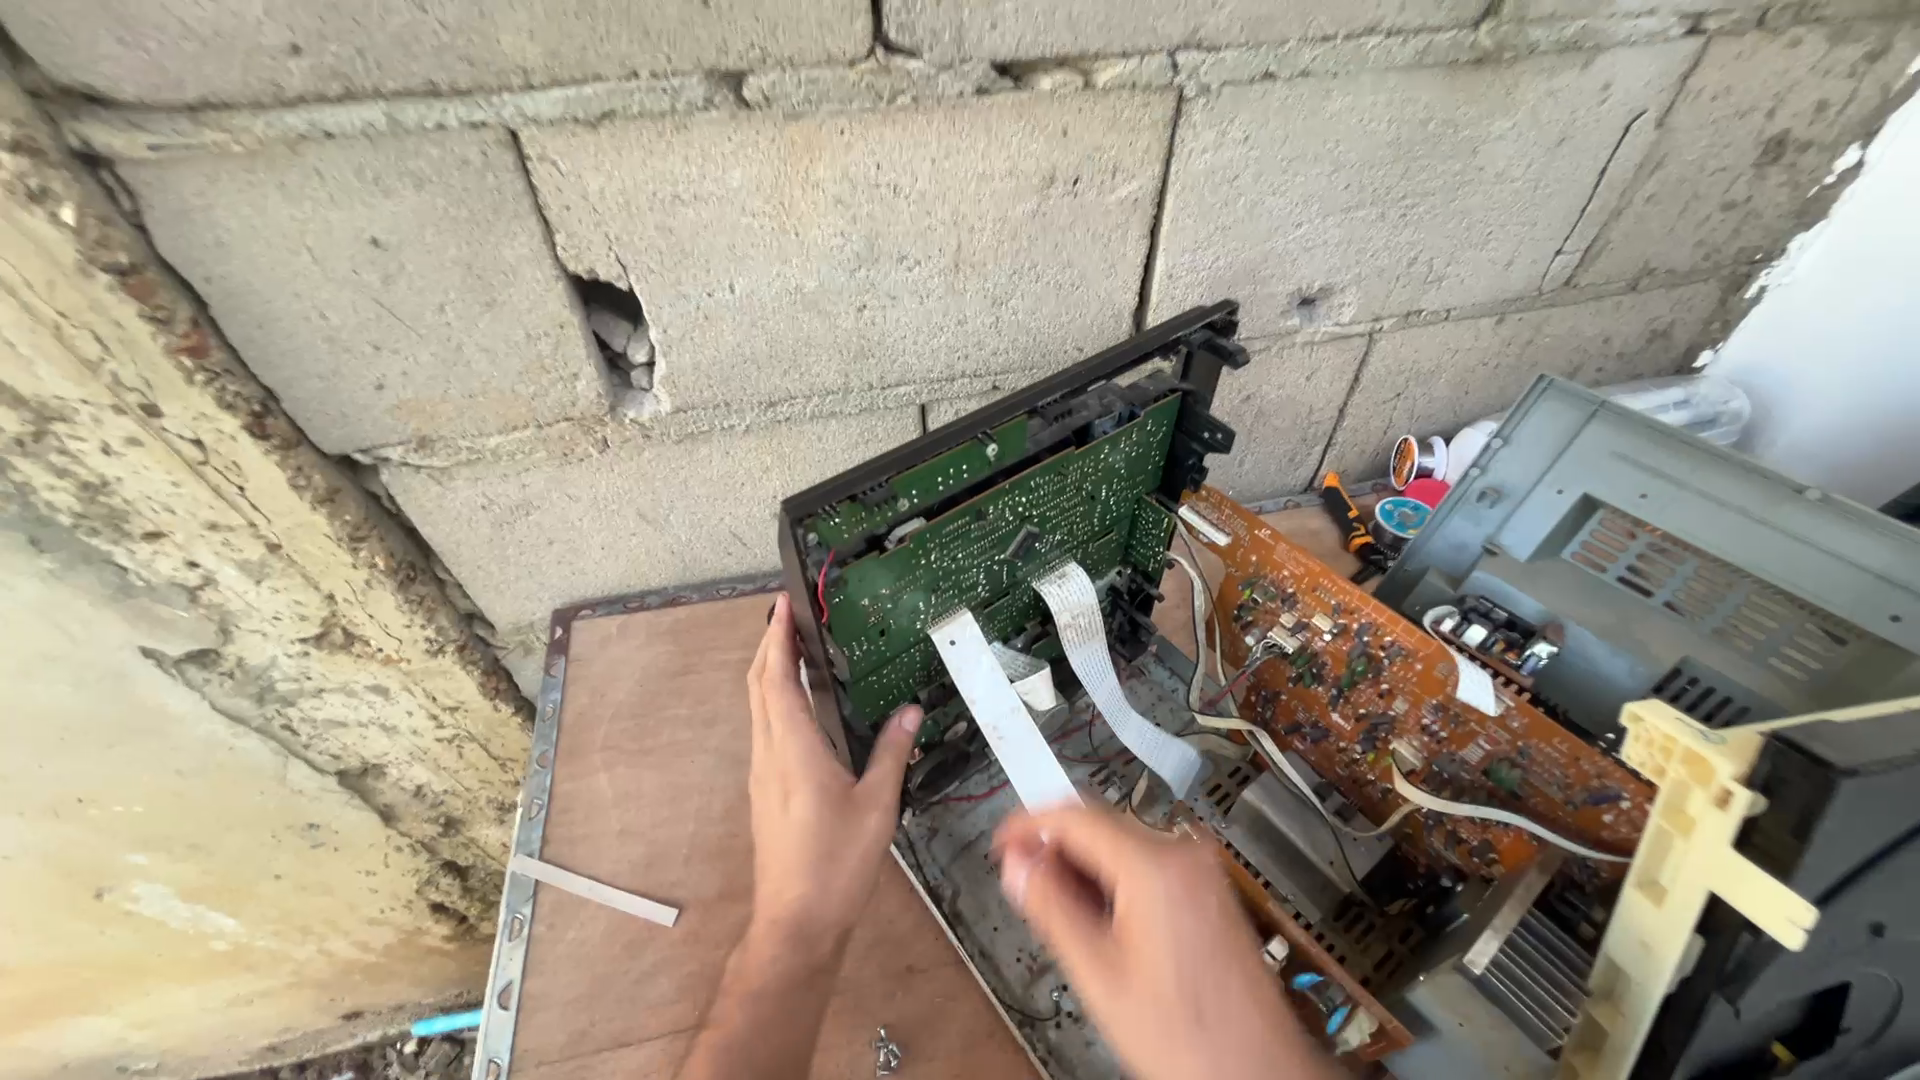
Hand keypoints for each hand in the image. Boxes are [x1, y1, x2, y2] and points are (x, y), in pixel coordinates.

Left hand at [745, 592, 921, 955]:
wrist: (796, 919)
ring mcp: (762, 772)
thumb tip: (909, 711)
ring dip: (769, 670)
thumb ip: (891, 752)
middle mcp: (769, 753)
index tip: (782, 604)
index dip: (776, 637)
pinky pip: (765, 727)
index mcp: (794, 749)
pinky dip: (775, 699)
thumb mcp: (876, 804)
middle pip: (757, 685)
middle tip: (786, 614)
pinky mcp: (765, 789)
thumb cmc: (836, 862)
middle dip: (768, 644)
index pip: (775, 678)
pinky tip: (799, 703)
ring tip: (793, 647)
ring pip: (757, 707)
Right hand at [995, 805, 1337, 1079]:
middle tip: (1022, 877)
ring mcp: (1201, 870)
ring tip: (1057, 908)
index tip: (1004, 840)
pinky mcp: (1208, 888)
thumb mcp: (1098, 974)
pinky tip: (1098, 916)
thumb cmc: (1191, 1038)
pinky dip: (1114, 877)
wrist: (1259, 1075)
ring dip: (1083, 864)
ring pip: (1122, 842)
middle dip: (1055, 847)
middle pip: (1100, 823)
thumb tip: (1017, 865)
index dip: (1030, 823)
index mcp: (1156, 866)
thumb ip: (1051, 907)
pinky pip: (1147, 862)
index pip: (1075, 815)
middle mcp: (1184, 855)